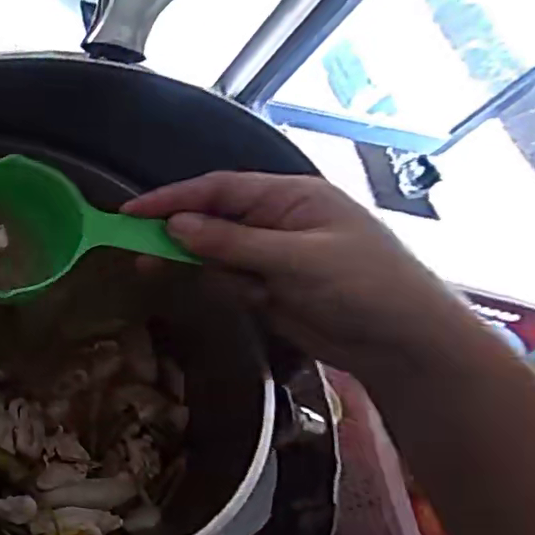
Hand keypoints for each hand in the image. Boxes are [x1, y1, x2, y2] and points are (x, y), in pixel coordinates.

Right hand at [122, 172, 481, 373]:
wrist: (405, 345)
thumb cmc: (365, 288)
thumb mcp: (296, 260)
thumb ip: (231, 242)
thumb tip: (174, 225)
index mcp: (291, 198)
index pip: (218, 188)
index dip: (170, 198)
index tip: (129, 213)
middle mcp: (275, 219)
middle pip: (208, 216)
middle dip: (174, 231)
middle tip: (134, 246)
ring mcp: (269, 251)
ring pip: (209, 248)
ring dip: (195, 261)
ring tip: (163, 270)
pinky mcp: (264, 281)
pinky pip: (222, 275)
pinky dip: (219, 283)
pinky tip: (243, 296)